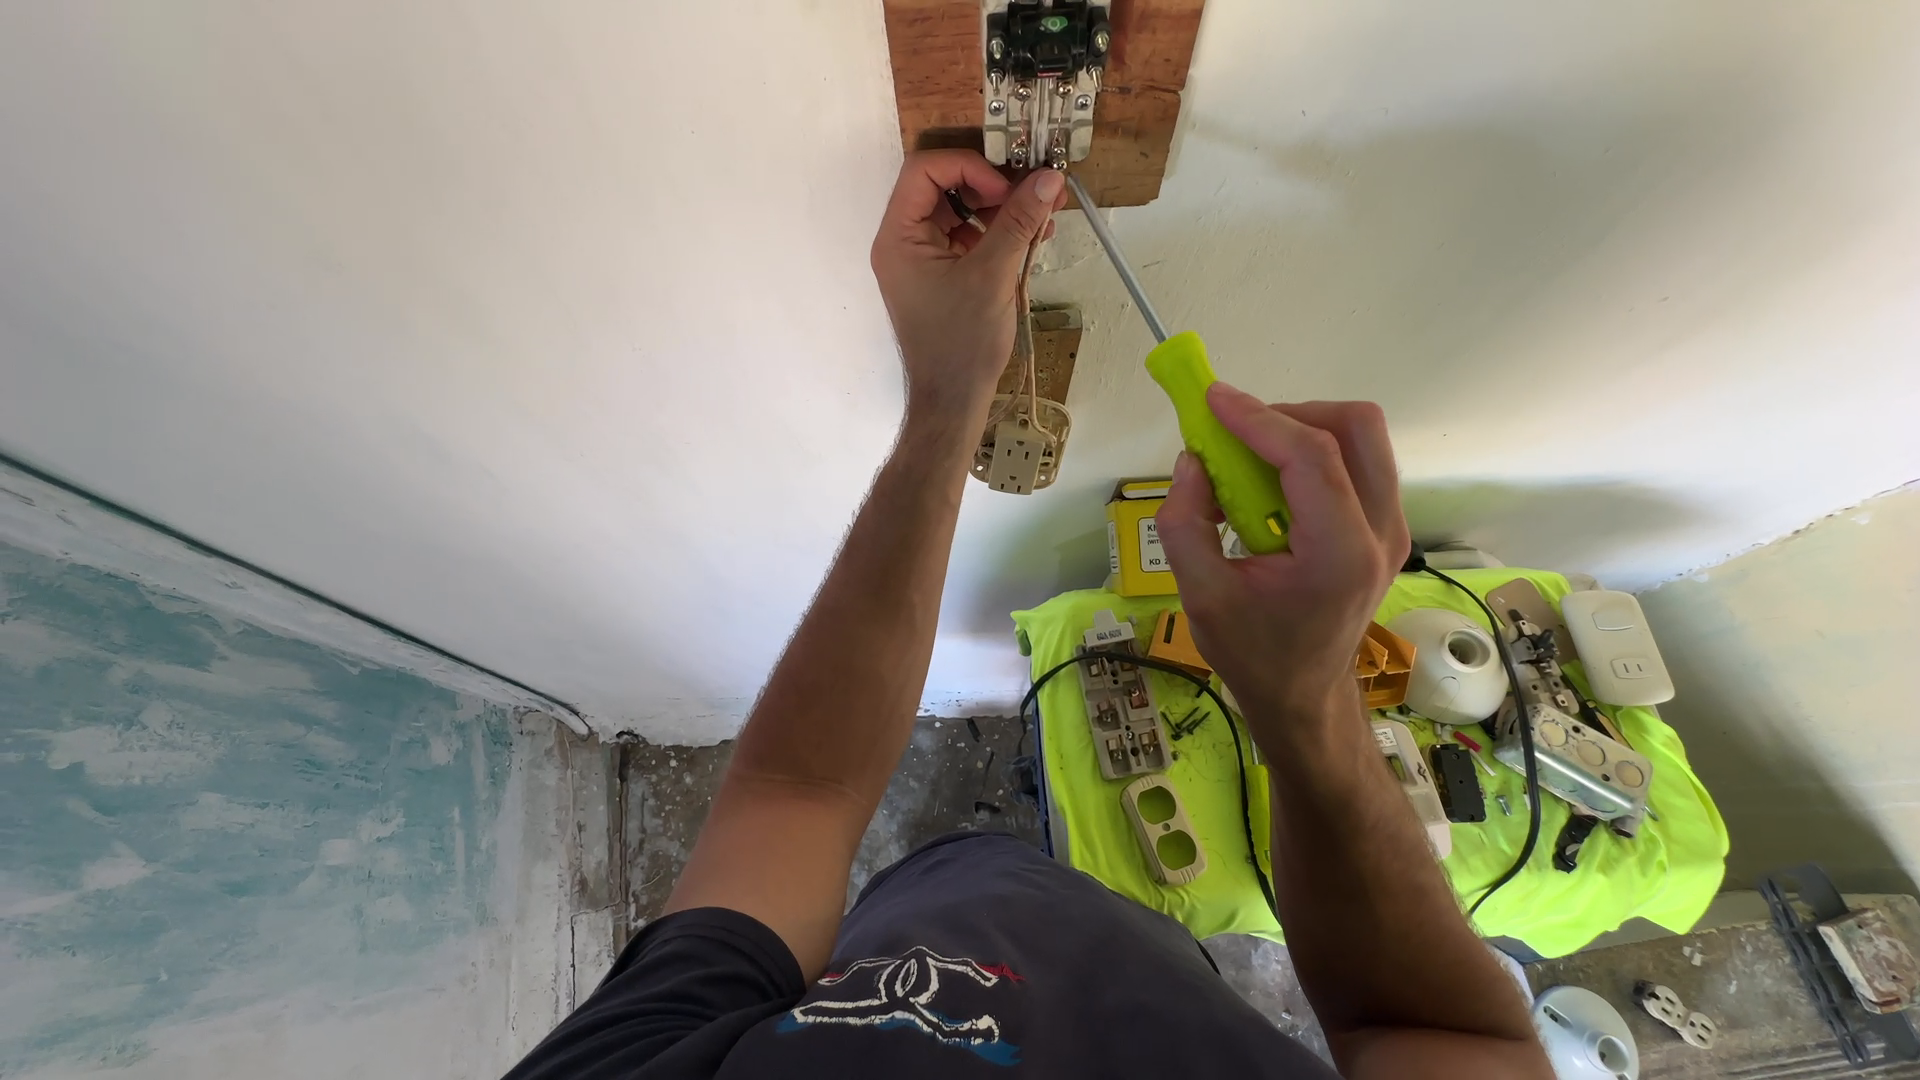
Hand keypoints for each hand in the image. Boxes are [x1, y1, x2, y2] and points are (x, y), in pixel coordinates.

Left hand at [869, 150, 1067, 422]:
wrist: (953, 402)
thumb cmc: (961, 345)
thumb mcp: (992, 276)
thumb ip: (1018, 222)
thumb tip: (1049, 179)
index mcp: (899, 238)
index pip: (925, 170)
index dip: (969, 166)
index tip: (1007, 187)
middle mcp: (904, 243)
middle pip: (944, 187)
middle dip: (993, 185)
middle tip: (1035, 190)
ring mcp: (923, 261)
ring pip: (961, 213)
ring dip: (1003, 210)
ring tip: (1044, 216)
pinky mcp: (942, 278)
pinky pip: (969, 241)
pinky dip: (999, 236)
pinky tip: (1033, 239)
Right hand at [1155, 385, 1410, 742]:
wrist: (1303, 695)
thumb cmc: (1252, 652)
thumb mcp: (1200, 595)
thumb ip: (1184, 523)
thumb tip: (1191, 462)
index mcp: (1339, 553)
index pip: (1310, 456)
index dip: (1257, 418)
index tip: (1211, 399)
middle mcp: (1380, 532)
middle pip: (1357, 427)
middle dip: (1292, 413)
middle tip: (1239, 433)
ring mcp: (1391, 529)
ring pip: (1363, 438)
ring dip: (1304, 428)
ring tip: (1251, 456)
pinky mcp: (1383, 529)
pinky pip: (1357, 463)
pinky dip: (1313, 452)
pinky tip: (1272, 482)